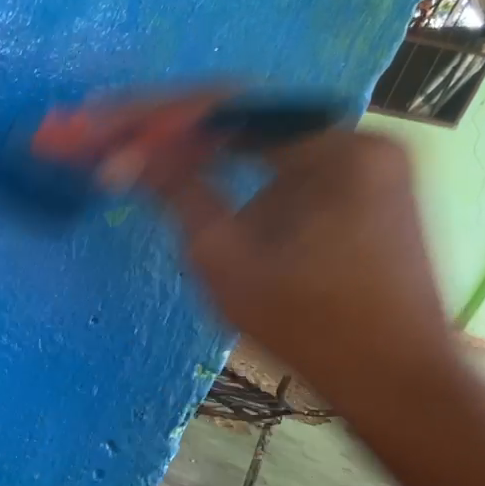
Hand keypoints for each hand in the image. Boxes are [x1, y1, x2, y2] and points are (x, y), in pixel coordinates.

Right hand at [40, 94, 459, 407]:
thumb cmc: (305, 322)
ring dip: (185, 139)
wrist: (393, 377)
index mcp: (336, 149)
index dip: (147, 114)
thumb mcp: (222, 256)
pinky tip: (175, 162)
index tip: (91, 118)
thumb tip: (116, 157)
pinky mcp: (356, 184)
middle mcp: (357, 138)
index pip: (225, 108)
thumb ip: (174, 193)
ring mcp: (362, 160)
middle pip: (237, 115)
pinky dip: (220, 158)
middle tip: (93, 127)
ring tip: (119, 140)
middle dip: (158, 122)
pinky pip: (273, 156)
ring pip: (251, 134)